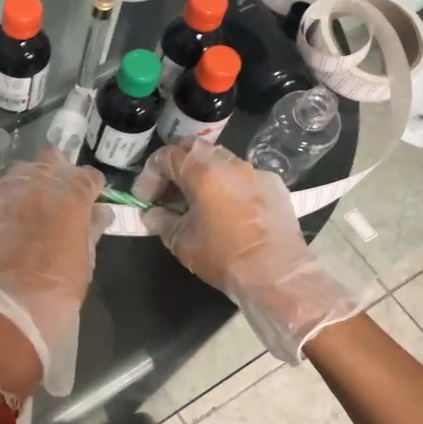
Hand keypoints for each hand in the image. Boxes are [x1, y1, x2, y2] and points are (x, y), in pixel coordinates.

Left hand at [0, 149, 108, 395]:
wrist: (16, 305)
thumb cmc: (61, 286)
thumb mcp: (87, 256)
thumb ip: (91, 228)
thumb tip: (98, 215)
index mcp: (73, 196)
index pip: (88, 176)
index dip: (90, 186)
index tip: (90, 197)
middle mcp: (40, 184)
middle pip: (51, 161)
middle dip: (57, 173)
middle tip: (57, 194)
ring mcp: (8, 192)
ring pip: (21, 172)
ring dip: (28, 183)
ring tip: (29, 204)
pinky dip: (4, 201)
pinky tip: (7, 218)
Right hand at [135, 140, 366, 361]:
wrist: (276, 275)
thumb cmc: (223, 257)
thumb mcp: (181, 242)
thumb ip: (161, 221)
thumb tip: (153, 214)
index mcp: (203, 173)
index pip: (167, 156)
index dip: (150, 174)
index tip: (146, 198)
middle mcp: (230, 163)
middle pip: (194, 149)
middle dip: (176, 166)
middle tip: (168, 192)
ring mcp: (255, 172)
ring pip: (221, 159)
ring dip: (203, 174)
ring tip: (197, 201)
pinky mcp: (275, 185)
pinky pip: (244, 176)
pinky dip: (228, 185)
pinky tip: (228, 210)